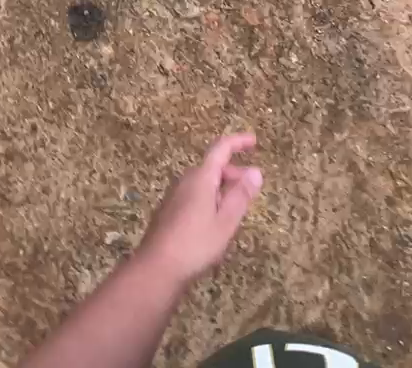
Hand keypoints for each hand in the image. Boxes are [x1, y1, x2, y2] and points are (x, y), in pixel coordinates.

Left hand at [136, 133, 263, 285]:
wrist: (155, 269)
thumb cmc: (195, 244)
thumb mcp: (225, 222)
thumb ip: (241, 195)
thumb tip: (256, 171)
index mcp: (201, 177)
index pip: (221, 148)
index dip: (238, 142)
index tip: (254, 141)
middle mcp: (186, 180)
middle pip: (212, 167)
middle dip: (234, 172)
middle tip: (250, 189)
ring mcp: (174, 196)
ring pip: (203, 183)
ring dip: (222, 188)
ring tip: (235, 210)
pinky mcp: (169, 212)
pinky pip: (194, 195)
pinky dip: (210, 199)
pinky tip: (214, 223)